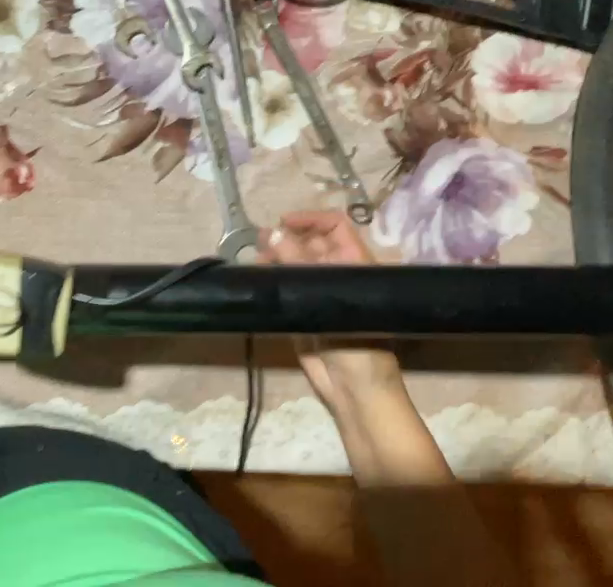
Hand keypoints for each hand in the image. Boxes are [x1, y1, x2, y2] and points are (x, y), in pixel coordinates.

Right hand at [262, 211, 448, 486]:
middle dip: (286, 238)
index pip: (336, 227)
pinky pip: (283, 286)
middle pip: (310, 242)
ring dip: (274, 257)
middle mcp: (336, 274)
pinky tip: (254, 277)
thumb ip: (299, 264)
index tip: (283, 223)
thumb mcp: (331, 300)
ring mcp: (317, 293)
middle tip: (260, 243)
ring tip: (256, 262)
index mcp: (355, 265)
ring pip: (293, 262)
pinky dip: (268, 278)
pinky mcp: (300, 311)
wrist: (354, 392)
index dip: (312, 219)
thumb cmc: (357, 343)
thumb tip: (271, 232)